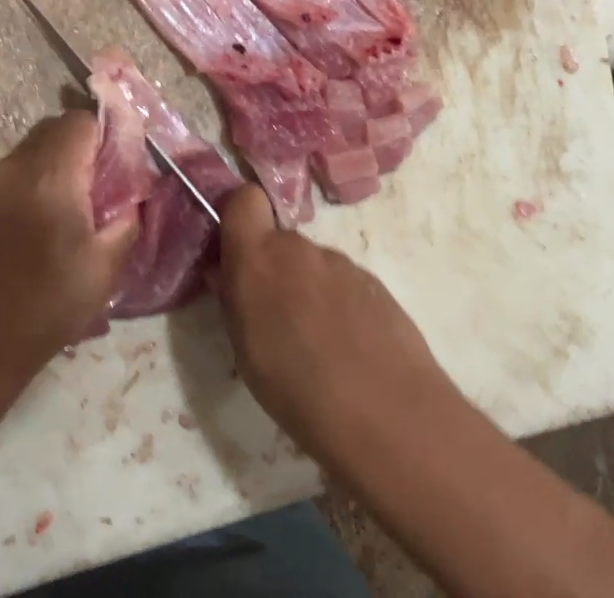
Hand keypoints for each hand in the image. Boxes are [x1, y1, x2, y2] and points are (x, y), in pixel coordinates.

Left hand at [0, 111, 137, 375]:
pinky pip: (8, 174)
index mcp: (49, 177)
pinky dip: (29, 183)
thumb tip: (133, 195)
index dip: (105, 133)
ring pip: (28, 151)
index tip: (120, 163)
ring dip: (53, 165)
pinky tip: (37, 224)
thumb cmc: (47, 306)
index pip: (80, 121)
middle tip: (100, 185)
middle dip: (80, 146)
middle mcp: (11, 168)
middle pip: (51, 130)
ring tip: (68, 209)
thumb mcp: (104, 267)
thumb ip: (126, 219)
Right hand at [213, 185, 458, 456]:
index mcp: (258, 258)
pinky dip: (340, 307)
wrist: (386, 413)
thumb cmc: (296, 387)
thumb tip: (227, 275)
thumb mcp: (245, 351)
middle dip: (274, 270)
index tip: (238, 256)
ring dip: (308, 291)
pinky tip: (348, 349)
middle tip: (275, 319)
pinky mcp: (377, 284)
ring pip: (314, 266)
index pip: (245, 200)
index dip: (240, 220)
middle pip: (280, 242)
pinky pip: (344, 285)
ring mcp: (344, 264)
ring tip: (316, 344)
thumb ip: (234, 301)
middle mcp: (301, 250)